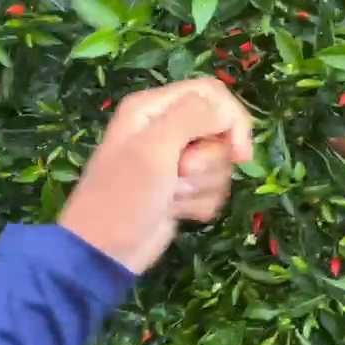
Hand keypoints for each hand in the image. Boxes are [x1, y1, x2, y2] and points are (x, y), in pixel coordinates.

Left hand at [58, 77, 255, 273]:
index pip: (213, 93)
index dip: (232, 120)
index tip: (239, 153)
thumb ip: (192, 116)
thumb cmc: (123, 195)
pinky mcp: (182, 189)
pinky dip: (199, 203)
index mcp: (154, 107)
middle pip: (221, 131)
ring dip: (202, 186)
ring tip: (172, 197)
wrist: (105, 251)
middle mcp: (166, 127)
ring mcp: (175, 161)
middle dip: (209, 161)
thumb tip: (227, 111)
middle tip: (181, 174)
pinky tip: (175, 211)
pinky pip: (213, 188)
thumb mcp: (154, 147)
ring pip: (220, 164)